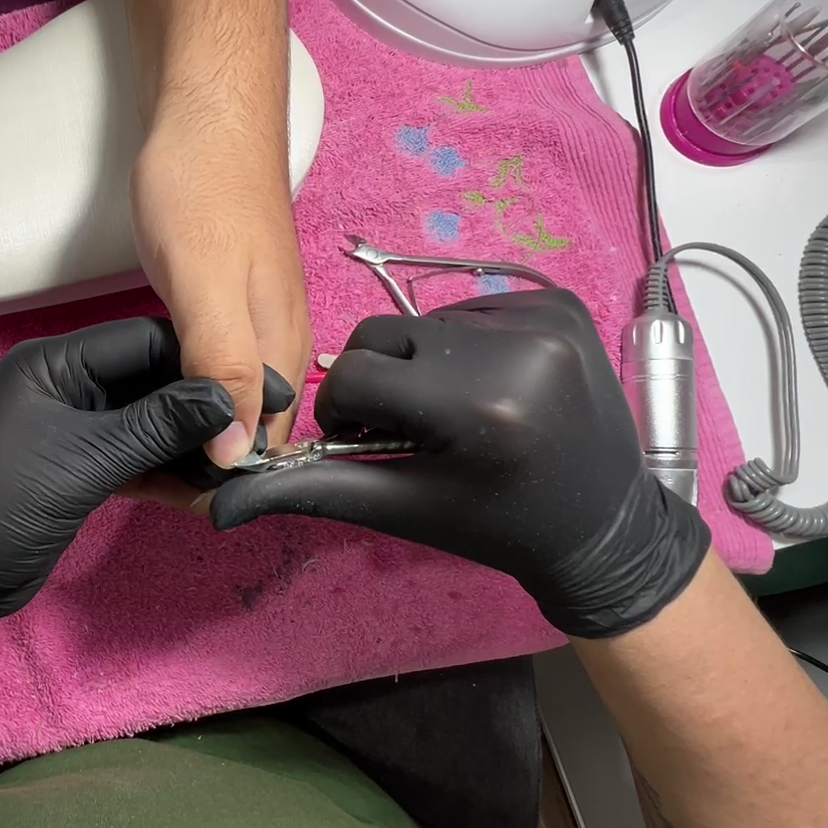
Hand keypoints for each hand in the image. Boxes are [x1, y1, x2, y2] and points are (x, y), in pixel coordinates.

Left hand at [0, 317, 234, 676]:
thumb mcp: (83, 459)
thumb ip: (157, 425)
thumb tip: (231, 400)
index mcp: (56, 362)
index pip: (147, 342)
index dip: (207, 365)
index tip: (268, 388)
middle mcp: (68, 386)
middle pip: (152, 383)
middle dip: (205, 410)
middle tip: (263, 437)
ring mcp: (75, 430)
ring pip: (149, 426)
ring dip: (192, 448)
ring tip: (244, 470)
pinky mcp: (81, 470)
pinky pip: (136, 460)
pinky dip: (169, 475)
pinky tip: (207, 492)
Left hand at [131, 128, 310, 466]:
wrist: (204, 116)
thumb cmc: (202, 195)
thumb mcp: (206, 286)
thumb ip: (223, 367)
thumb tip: (236, 455)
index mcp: (279, 352)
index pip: (267, 448)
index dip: (225, 481)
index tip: (173, 500)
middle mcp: (274, 345)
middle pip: (248, 431)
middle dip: (204, 463)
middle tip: (143, 483)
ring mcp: (250, 323)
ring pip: (227, 402)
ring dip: (191, 432)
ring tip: (138, 455)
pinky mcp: (225, 305)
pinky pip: (211, 370)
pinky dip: (184, 395)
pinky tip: (151, 402)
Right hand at [210, 289, 711, 637]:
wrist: (605, 526)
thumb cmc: (494, 525)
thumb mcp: (401, 509)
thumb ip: (311, 488)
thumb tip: (222, 501)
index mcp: (475, 404)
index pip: (352, 373)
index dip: (343, 410)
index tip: (365, 439)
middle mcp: (513, 345)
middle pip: (379, 337)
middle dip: (375, 382)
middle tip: (404, 426)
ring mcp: (544, 314)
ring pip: (418, 322)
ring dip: (416, 364)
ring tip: (450, 410)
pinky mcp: (560, 300)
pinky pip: (465, 309)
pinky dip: (457, 346)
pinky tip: (483, 386)